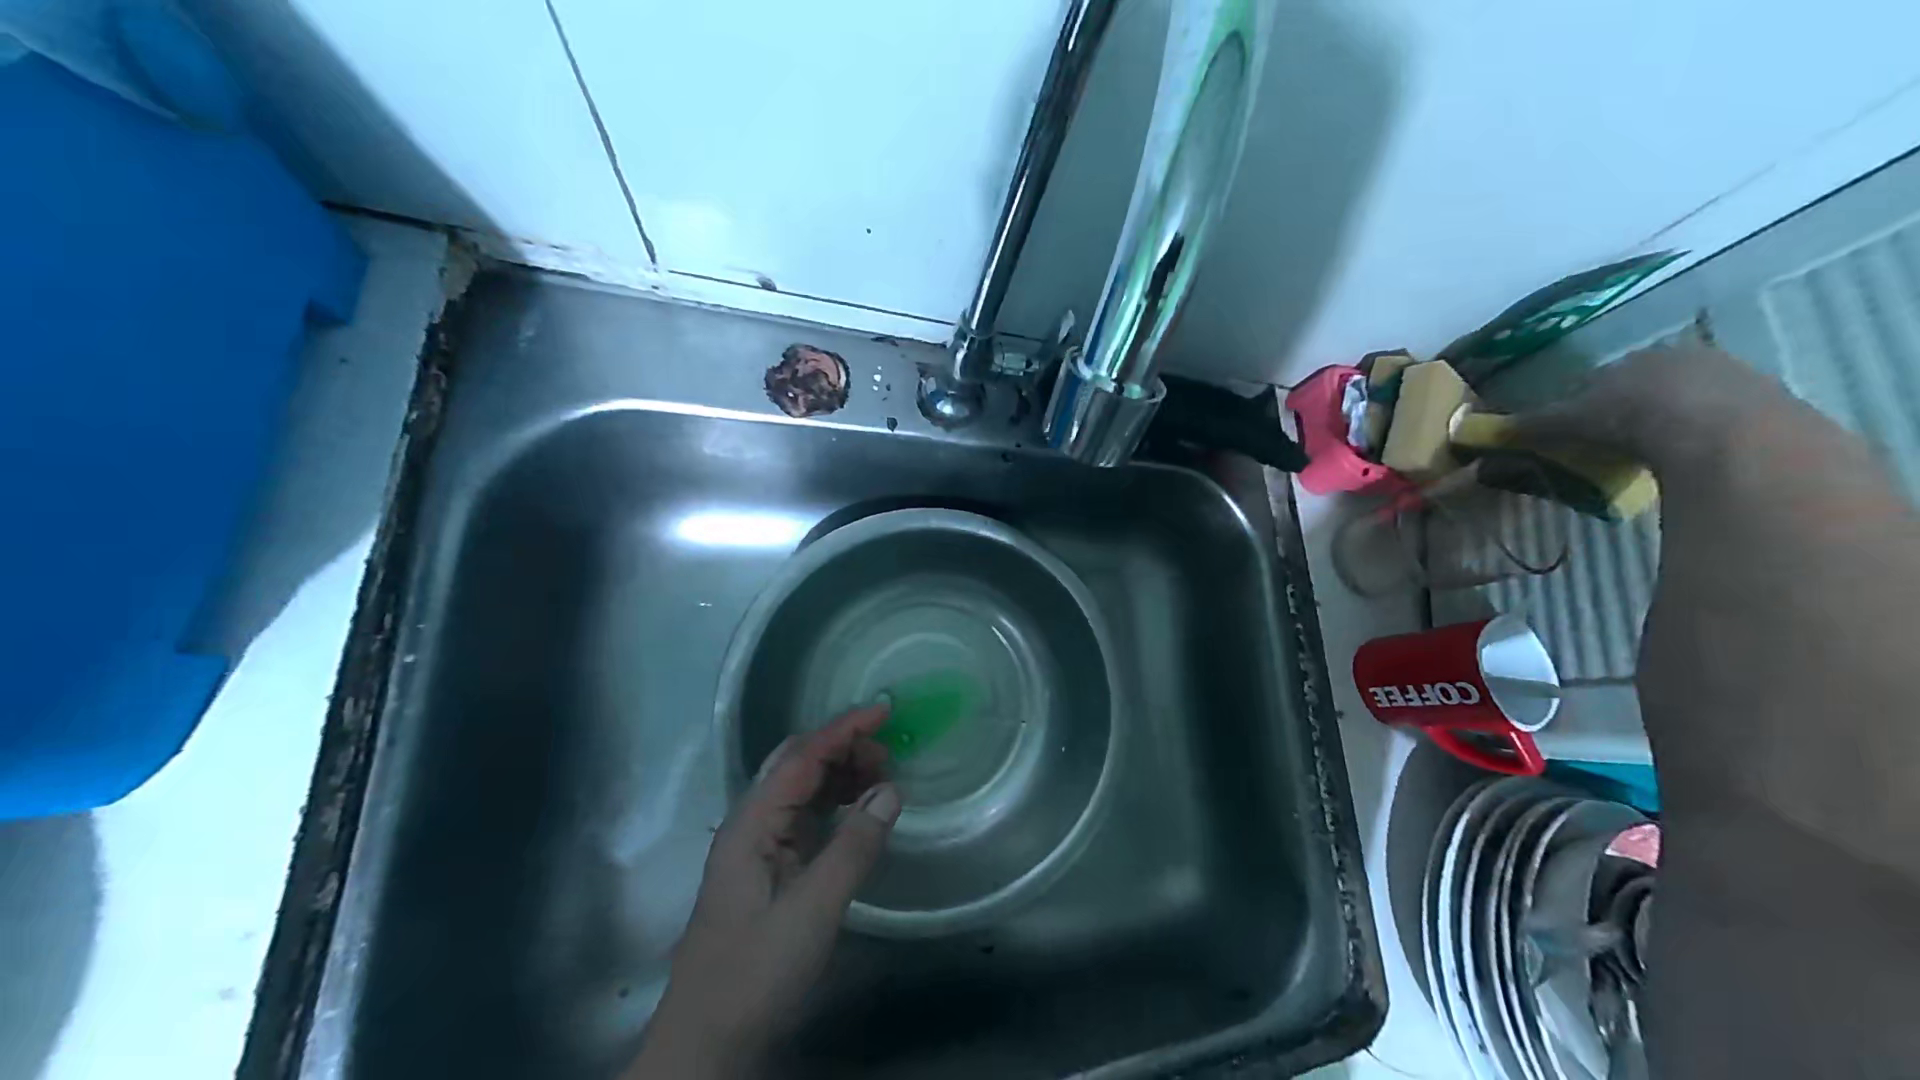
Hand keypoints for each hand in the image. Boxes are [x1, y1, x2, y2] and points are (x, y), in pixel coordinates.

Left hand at [627, 705, 900, 1078]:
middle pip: (797, 765)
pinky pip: (804, 819)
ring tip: (882, 778)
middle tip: (890, 754)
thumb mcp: (814, 910)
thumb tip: (890, 790)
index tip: (884, 711)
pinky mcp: (768, 870)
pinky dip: (835, 805)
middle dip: (843, 748)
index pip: (801, 756)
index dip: (843, 729)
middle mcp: (750, 824)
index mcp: (751, 823)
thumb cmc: (756, 972)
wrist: (706, 1043)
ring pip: (801, 790)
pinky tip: (858, 812)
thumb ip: (854, 847)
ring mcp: (757, 847)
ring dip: (840, 775)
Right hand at [1515, 343, 1800, 471]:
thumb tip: (1488, 431)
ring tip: (1650, 455)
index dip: (1581, 405)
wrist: (1720, 430)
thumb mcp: (1569, 422)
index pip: (1598, 379)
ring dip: (1665, 422)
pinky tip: (1689, 456)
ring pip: (1683, 400)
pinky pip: (1719, 417)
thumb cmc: (1631, 416)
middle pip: (1643, 386)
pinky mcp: (1766, 399)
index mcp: (1631, 358)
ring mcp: (1728, 374)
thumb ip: (1532, 426)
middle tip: (1610, 445)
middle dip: (1626, 411)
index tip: (1572, 433)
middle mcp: (1679, 357)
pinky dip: (1700, 434)